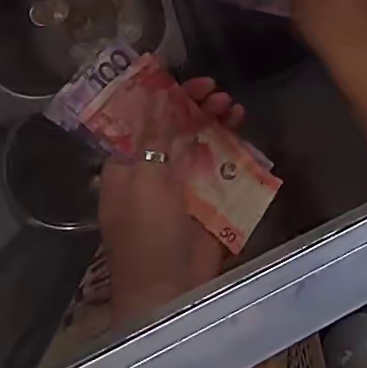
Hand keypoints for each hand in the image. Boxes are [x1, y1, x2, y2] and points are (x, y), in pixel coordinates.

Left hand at [99, 75, 243, 318]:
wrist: (170, 288)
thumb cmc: (147, 234)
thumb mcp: (145, 180)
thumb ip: (154, 136)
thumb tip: (157, 94)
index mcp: (126, 163)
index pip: (142, 117)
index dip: (162, 95)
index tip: (185, 79)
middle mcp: (152, 167)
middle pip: (174, 125)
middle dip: (193, 104)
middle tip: (215, 90)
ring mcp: (181, 180)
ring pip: (199, 139)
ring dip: (213, 119)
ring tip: (232, 106)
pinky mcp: (207, 194)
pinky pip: (219, 161)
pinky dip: (230, 141)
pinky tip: (240, 126)